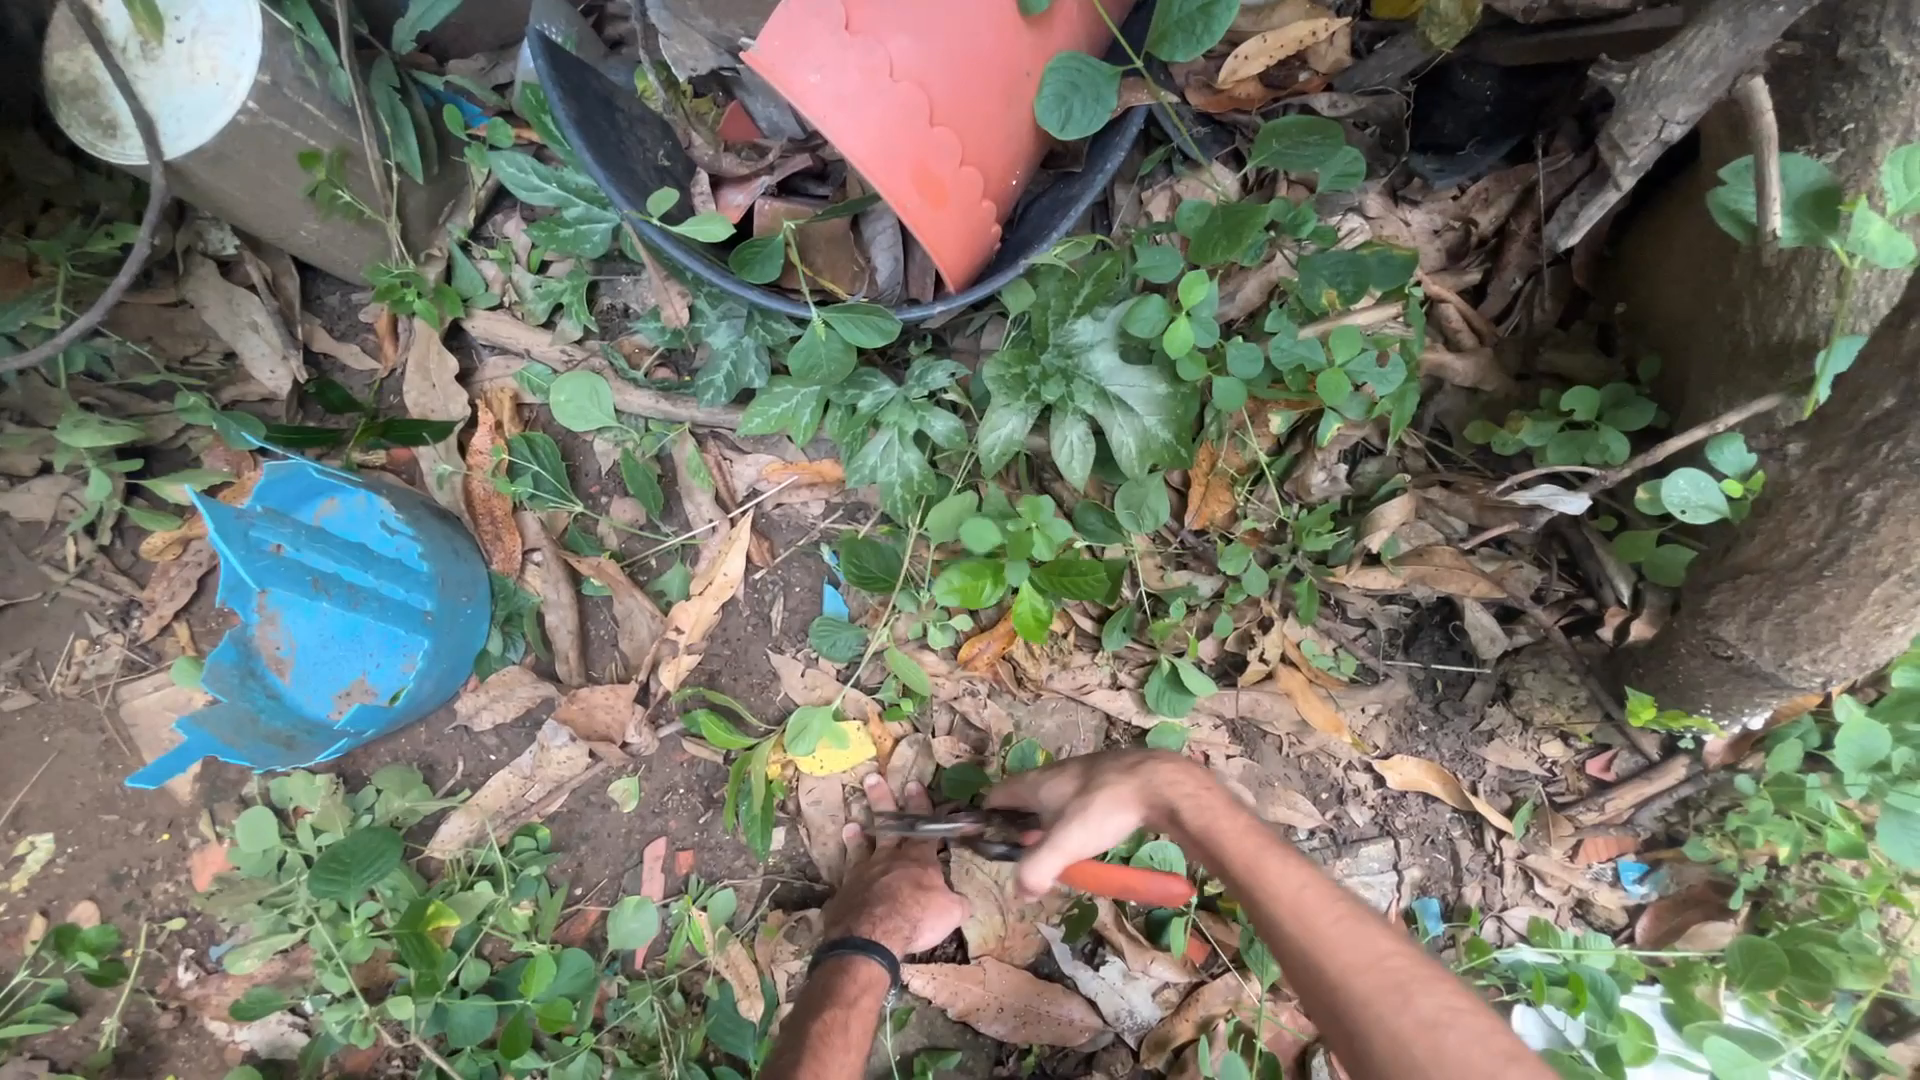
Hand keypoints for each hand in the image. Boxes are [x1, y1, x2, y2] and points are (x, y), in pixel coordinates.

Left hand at [822, 772, 968, 956]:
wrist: (872, 934)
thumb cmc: (917, 918)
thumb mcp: (950, 913)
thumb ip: (957, 903)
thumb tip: (966, 902)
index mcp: (919, 859)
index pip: (923, 826)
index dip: (920, 806)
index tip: (913, 784)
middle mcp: (891, 858)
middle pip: (888, 824)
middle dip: (882, 800)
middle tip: (871, 778)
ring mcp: (865, 871)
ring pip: (862, 846)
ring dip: (858, 835)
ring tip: (852, 824)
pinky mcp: (847, 889)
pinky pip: (847, 875)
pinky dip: (847, 872)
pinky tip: (842, 872)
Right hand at [984, 750, 1213, 897]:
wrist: (1155, 782)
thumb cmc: (1102, 810)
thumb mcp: (1064, 845)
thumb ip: (1036, 869)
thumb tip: (1020, 891)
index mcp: (1034, 784)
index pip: (995, 797)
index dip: (988, 820)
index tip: (994, 845)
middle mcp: (1051, 774)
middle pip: (1024, 802)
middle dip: (1024, 831)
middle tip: (1035, 857)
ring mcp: (1079, 774)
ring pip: (1054, 803)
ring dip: (1053, 828)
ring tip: (1066, 854)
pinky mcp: (1104, 779)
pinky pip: (1079, 803)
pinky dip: (1078, 822)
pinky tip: (1094, 838)